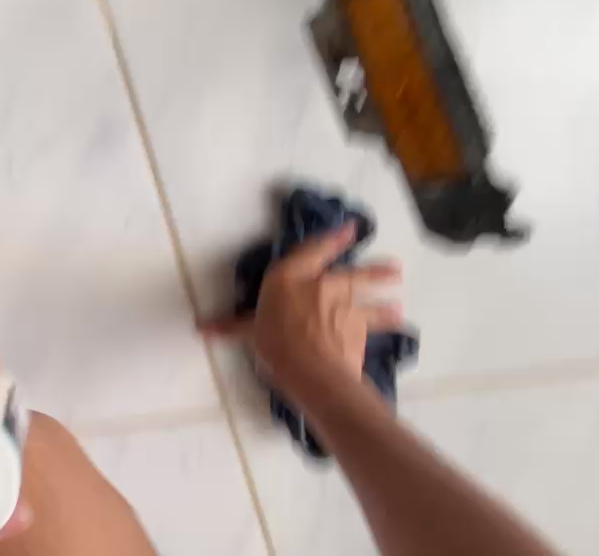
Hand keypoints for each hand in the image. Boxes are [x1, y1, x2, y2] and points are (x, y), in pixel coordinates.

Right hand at [203, 223, 403, 405]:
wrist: (313, 370)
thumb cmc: (273, 340)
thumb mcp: (249, 331)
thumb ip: (232, 326)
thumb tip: (200, 328)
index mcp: (289, 277)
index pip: (314, 251)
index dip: (333, 239)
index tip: (352, 228)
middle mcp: (320, 285)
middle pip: (351, 275)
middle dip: (373, 272)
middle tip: (395, 268)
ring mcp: (345, 308)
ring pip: (369, 300)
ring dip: (384, 301)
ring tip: (398, 302)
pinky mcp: (362, 330)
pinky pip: (375, 325)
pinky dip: (386, 324)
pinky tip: (398, 325)